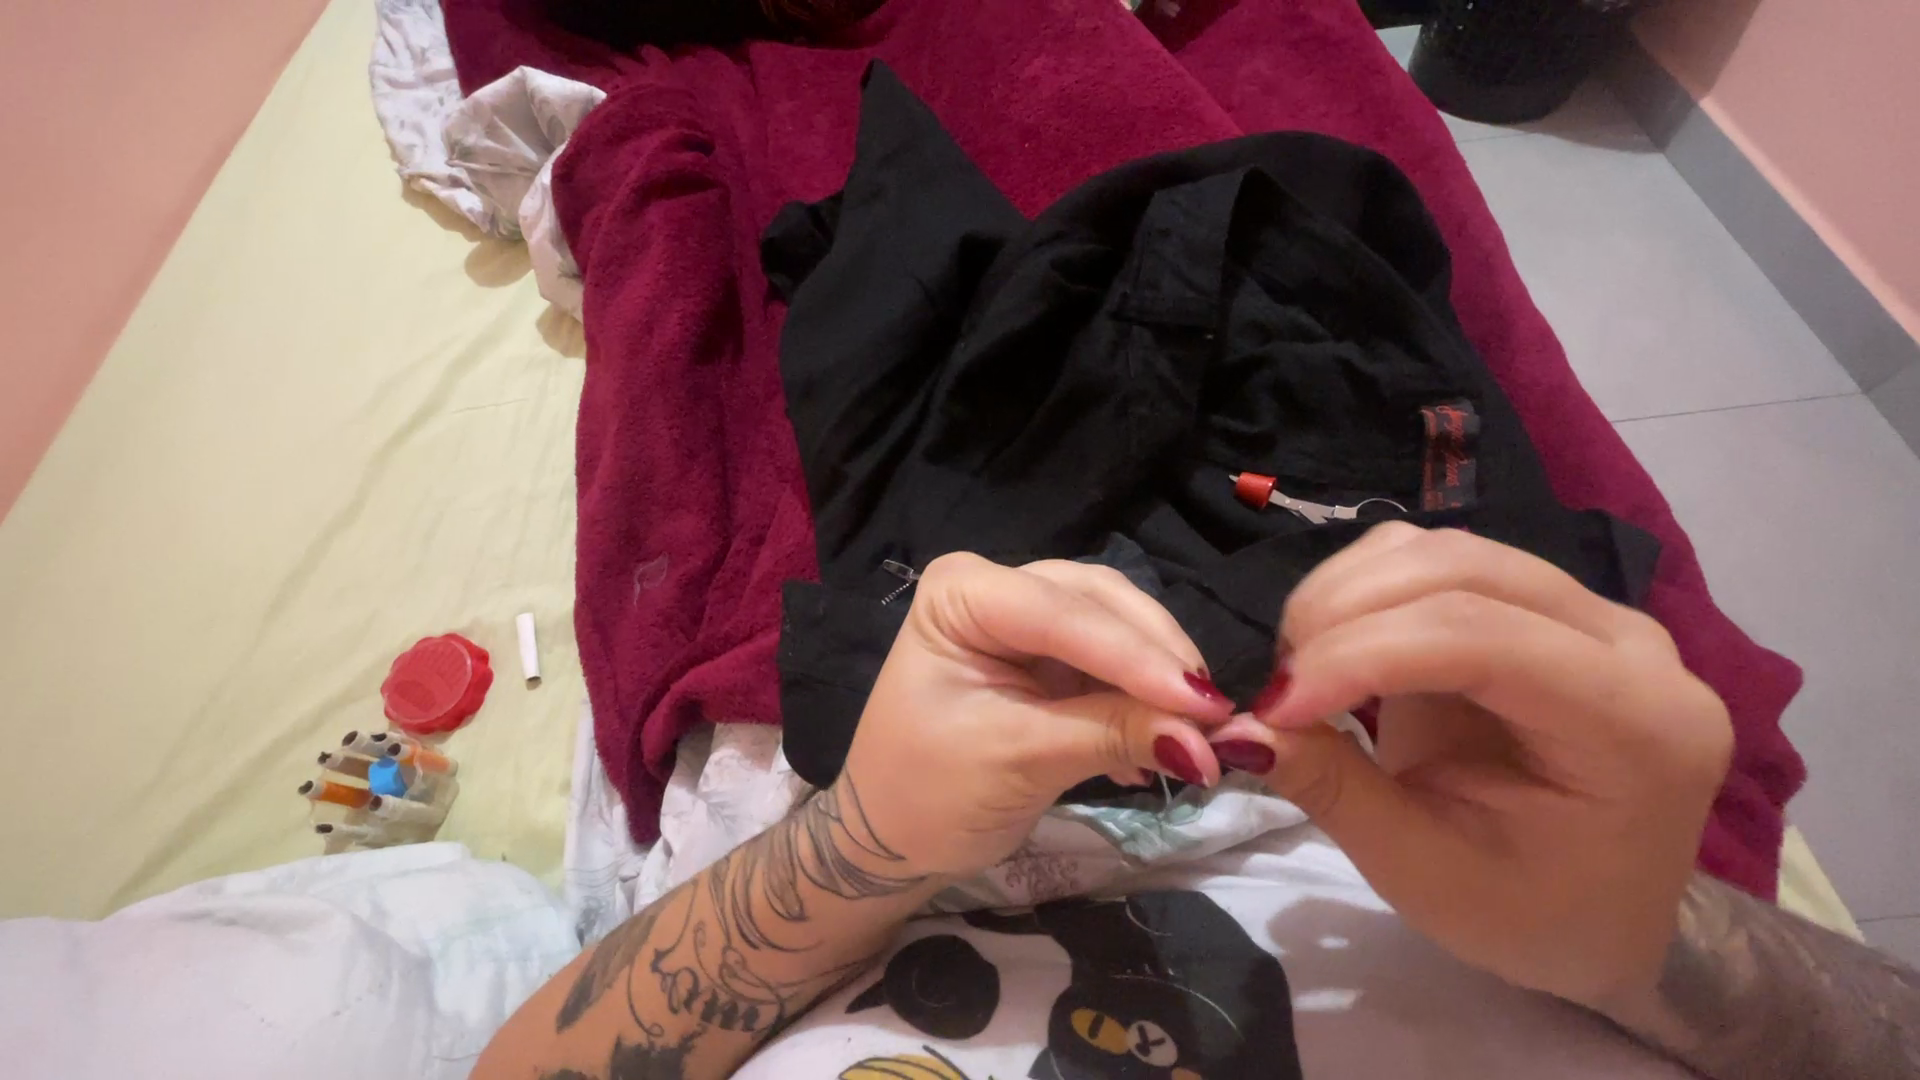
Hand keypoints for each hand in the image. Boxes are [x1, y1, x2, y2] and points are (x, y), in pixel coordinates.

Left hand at [839, 552, 1236, 879]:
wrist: (893, 833)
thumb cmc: (929, 792)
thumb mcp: (1019, 759)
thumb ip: (1112, 735)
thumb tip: (1212, 741)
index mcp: (961, 593)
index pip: (1061, 612)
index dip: (1135, 656)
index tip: (1204, 704)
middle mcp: (994, 587)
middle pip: (1097, 603)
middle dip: (1156, 660)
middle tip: (1216, 720)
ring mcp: (1023, 618)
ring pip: (1114, 625)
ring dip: (1158, 678)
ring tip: (1197, 736)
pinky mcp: (1047, 654)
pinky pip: (1111, 660)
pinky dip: (1141, 697)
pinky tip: (1161, 744)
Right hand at [1208, 523, 1732, 1014]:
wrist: (1595, 908)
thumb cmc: (1528, 912)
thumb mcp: (1422, 872)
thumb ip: (1332, 790)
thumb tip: (1235, 727)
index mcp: (1637, 726)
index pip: (1480, 639)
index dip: (1359, 655)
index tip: (1275, 706)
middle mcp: (1624, 643)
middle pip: (1457, 570)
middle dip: (1340, 613)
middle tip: (1277, 683)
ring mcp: (1579, 611)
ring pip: (1435, 549)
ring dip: (1341, 592)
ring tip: (1299, 662)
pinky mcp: (1526, 602)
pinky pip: (1425, 557)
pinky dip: (1355, 586)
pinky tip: (1332, 642)